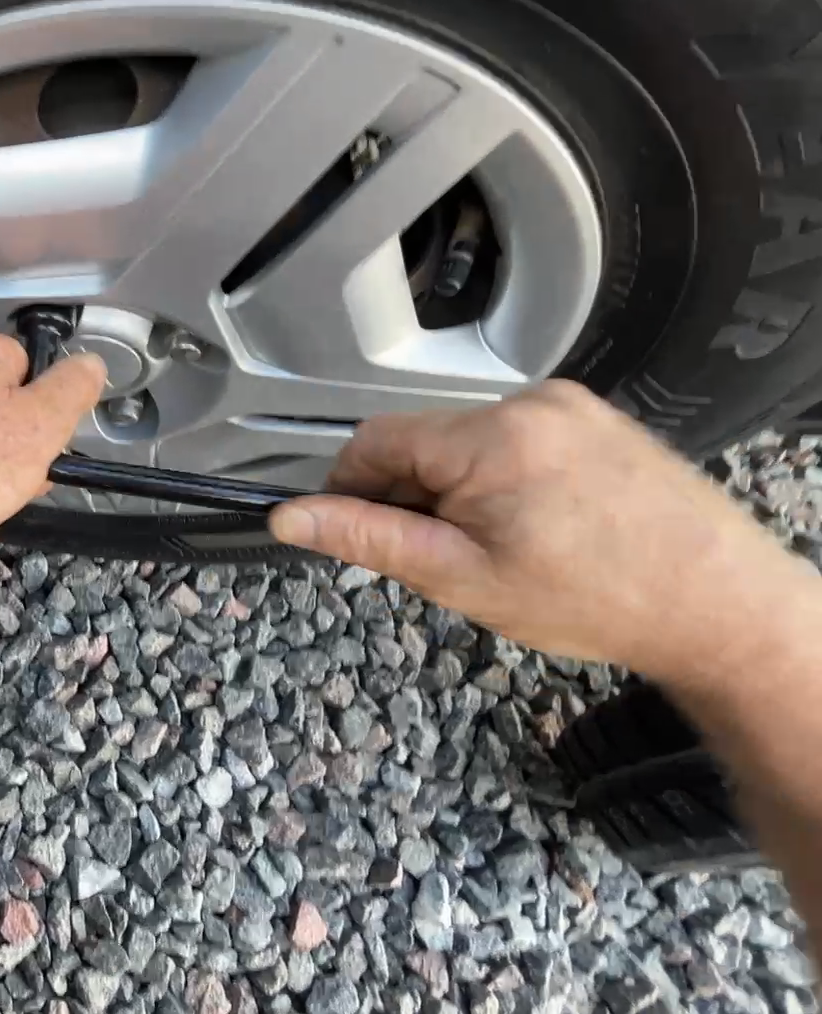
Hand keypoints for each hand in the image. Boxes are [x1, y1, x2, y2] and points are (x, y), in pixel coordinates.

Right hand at [268, 380, 816, 678]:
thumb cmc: (590, 600)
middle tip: (439, 553)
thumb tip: (285, 517)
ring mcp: (568, 405)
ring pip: (456, 441)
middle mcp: (529, 402)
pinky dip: (488, 475)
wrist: (728, 611)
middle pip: (416, 440)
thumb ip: (365, 536)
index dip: (349, 488)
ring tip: (488, 541)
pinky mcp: (593, 418)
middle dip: (406, 494)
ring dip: (446, 486)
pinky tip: (524, 520)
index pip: (371, 441)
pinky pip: (504, 436)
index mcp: (491, 436)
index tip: (367, 535)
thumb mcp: (458, 575)